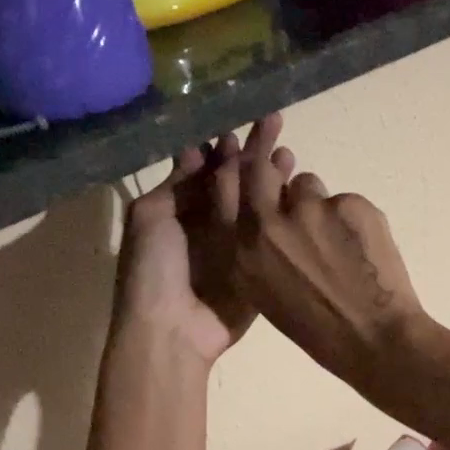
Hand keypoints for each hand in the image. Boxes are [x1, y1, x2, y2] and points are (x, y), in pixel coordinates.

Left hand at [116, 115, 294, 363]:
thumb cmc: (153, 270)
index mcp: (179, 207)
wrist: (172, 330)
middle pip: (235, 181)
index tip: (244, 120)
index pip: (206, 167)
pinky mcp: (256, 270)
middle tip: (275, 123)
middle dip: (253, 154)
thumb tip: (197, 147)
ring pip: (256, 205)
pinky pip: (271, 239)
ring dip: (272, 179)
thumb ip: (177, 183)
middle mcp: (208, 222)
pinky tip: (298, 195)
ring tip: (290, 156)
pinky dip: (283, 216)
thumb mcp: (152, 217)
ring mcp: (235, 246)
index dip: (224, 145)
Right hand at [222, 148, 429, 380]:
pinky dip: (352, 219)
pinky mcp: (348, 204)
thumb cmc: (322, 333)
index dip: (239, 178)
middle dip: (272, 172)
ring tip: (339, 243)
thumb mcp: (270, 297)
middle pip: (261, 172)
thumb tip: (268, 221)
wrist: (376, 340)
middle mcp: (267, 226)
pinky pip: (344, 199)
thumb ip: (259, 255)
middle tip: (296, 194)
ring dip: (318, 205)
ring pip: (307, 185)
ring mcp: (309, 211)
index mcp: (242, 255)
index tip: (251, 176)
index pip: (226, 193)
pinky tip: (364, 250)